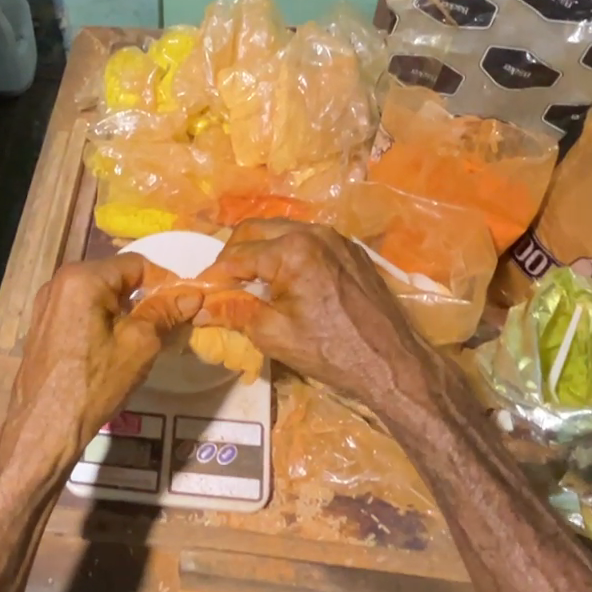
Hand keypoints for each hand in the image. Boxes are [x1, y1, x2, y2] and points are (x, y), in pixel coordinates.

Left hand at [0, 255, 189, 468]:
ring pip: (99, 295)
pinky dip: (103, 321)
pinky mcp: (43, 325)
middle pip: (116, 277)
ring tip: (147, 337)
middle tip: (169, 323)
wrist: (43, 428)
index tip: (186, 305)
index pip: (137, 264)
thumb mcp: (139, 345)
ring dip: (125, 310)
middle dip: (145, 297)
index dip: (165, 283)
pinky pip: (82, 311)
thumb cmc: (93, 383)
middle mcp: (60, 281)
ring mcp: (47, 304)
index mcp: (83, 277)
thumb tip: (192, 295)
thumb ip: (165, 313)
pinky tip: (115, 347)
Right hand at [194, 220, 433, 405]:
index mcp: (291, 250)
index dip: (214, 274)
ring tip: (248, 280)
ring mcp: (335, 237)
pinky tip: (282, 278)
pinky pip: (306, 239)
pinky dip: (285, 251)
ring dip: (259, 249)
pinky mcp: (350, 248)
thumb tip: (199, 307)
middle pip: (256, 230)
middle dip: (233, 253)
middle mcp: (312, 232)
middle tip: (222, 282)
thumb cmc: (330, 351)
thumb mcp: (273, 334)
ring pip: (281, 230)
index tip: (200, 291)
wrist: (392, 361)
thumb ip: (234, 311)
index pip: (237, 254)